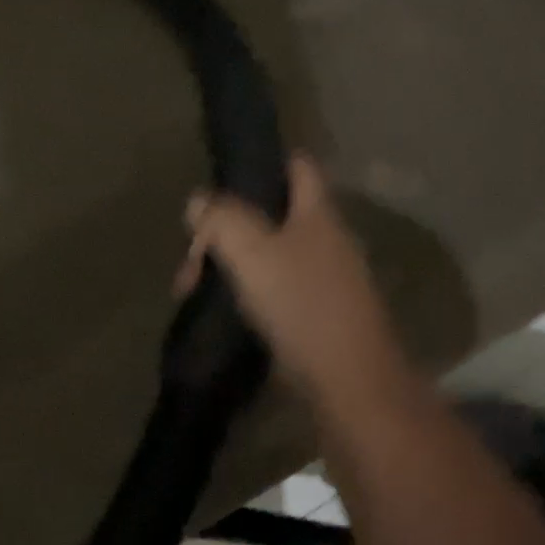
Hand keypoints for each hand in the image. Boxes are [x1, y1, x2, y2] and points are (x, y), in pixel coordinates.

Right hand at [178, 154, 405, 392]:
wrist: (351, 383)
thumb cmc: (301, 304)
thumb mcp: (250, 252)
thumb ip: (220, 219)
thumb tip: (199, 202)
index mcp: (317, 214)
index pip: (297, 166)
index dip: (265, 161)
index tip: (225, 175)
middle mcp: (327, 240)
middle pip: (272, 215)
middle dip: (227, 228)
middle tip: (193, 255)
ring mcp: (327, 279)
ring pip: (268, 254)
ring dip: (231, 264)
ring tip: (193, 289)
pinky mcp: (319, 314)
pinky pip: (275, 288)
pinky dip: (247, 293)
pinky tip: (224, 311)